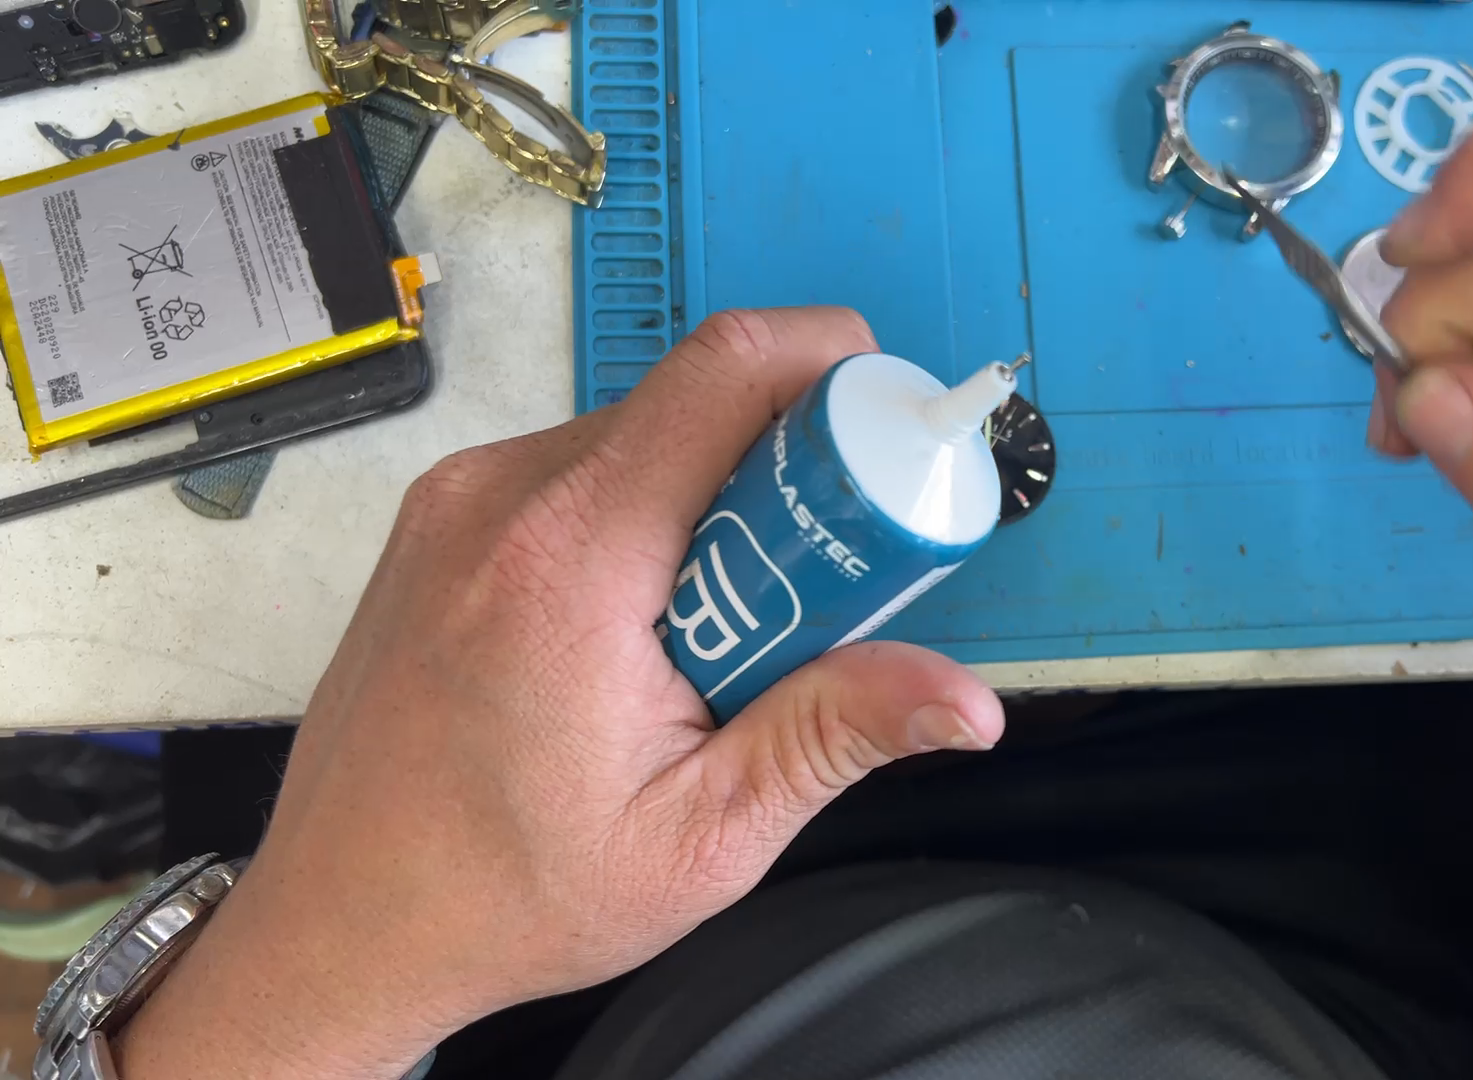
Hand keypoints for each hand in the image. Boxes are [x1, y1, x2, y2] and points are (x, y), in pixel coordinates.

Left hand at [114, 308, 1004, 1079]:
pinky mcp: (463, 513)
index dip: (832, 362)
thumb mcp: (705, 834)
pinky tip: (672, 604)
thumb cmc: (512, 891)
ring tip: (750, 607)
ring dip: (738, 488)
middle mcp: (511, 492)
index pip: (727, 372)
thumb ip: (837, 736)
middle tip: (835, 566)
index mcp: (574, 556)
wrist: (337, 927)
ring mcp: (472, 493)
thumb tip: (968, 701)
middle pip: (706, 401)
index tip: (892, 429)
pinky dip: (673, 502)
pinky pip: (606, 463)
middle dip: (802, 458)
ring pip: (659, 429)